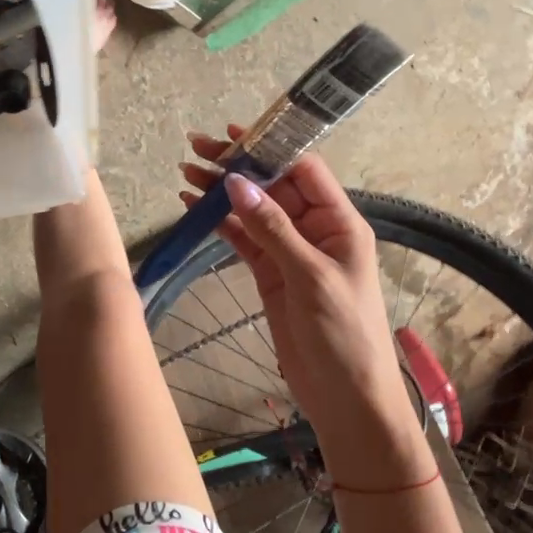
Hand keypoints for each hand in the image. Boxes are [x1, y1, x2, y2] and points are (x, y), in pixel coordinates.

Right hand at [183, 129, 433, 489]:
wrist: (346, 399)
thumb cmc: (345, 334)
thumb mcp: (312, 277)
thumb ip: (273, 229)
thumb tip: (237, 182)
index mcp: (338, 222)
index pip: (304, 169)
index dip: (271, 147)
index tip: (234, 133)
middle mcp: (314, 228)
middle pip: (271, 184)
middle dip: (237, 165)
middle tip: (197, 147)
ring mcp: (289, 250)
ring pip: (252, 208)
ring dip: (221, 190)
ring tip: (186, 172)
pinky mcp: (269, 272)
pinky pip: (242, 236)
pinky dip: (218, 221)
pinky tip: (193, 207)